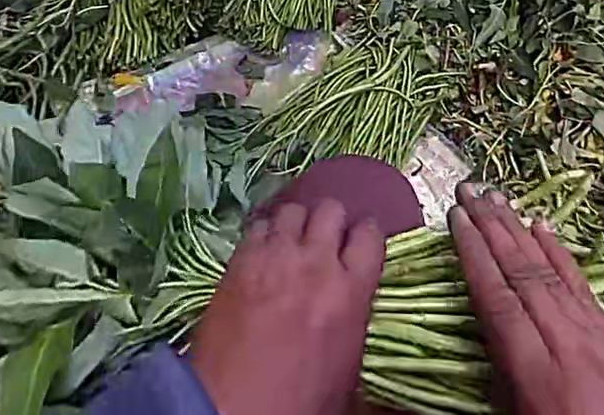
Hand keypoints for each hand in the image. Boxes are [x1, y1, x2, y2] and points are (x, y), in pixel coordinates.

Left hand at [188, 199, 383, 414]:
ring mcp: (277, 255)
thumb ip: (354, 321)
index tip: (358, 242)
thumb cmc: (298, 404)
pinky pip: (259, 224)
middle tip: (323, 240)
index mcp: (350, 292)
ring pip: (294, 209)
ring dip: (296, 223)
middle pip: (330, 210)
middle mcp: (316, 262)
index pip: (370, 234)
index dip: (365, 234)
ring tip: (290, 241)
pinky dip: (263, 233)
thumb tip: (355, 306)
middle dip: (330, 221)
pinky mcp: (242, 258)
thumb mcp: (346, 370)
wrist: (234, 413)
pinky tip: (261, 251)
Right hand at [450, 185, 603, 414]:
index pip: (499, 300)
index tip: (455, 217)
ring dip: (519, 230)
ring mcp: (597, 342)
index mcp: (541, 378)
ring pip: (550, 272)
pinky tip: (542, 226)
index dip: (474, 254)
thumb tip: (474, 340)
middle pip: (523, 274)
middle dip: (492, 227)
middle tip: (468, 188)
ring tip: (495, 196)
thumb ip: (498, 385)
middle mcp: (569, 348)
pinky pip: (582, 288)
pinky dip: (559, 253)